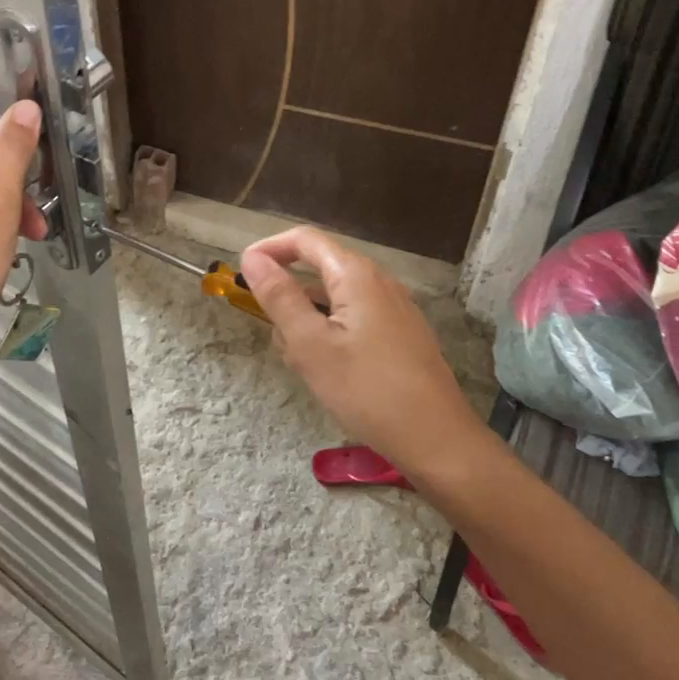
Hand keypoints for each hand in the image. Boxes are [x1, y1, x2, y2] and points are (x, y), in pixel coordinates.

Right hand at [239, 227, 491, 477]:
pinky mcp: (400, 336)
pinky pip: (353, 320)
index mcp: (356, 275)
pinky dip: (330, 336)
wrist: (437, 440)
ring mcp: (394, 309)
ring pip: (334, 301)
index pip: (305, 240)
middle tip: (276, 338)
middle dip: (288, 297)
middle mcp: (379, 282)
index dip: (269, 249)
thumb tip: (253, 258)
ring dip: (307, 322)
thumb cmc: (367, 390)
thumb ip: (280, 297)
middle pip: (319, 270)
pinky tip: (328, 373)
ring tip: (301, 365)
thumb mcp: (311, 345)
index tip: (241, 273)